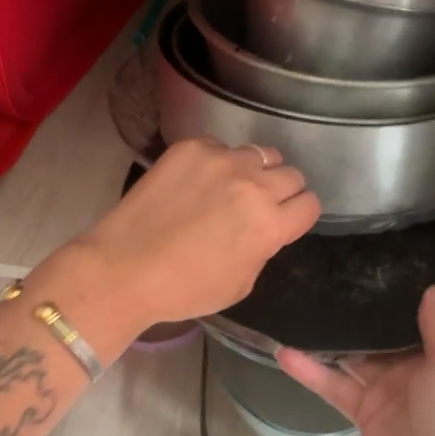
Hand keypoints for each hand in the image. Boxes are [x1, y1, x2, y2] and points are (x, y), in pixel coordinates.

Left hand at [32, 138, 319, 351]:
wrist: (123, 269)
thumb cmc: (185, 289)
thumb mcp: (242, 283)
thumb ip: (264, 249)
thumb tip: (266, 229)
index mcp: (270, 225)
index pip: (311, 204)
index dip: (299, 215)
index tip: (285, 220)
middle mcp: (253, 186)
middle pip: (291, 175)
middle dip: (281, 192)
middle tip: (256, 206)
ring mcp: (222, 161)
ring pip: (260, 154)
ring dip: (253, 171)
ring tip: (229, 187)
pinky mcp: (192, 148)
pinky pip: (221, 146)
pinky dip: (217, 162)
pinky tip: (196, 182)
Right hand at [278, 283, 434, 435]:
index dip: (429, 300)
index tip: (407, 267)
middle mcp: (424, 372)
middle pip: (397, 335)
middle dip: (377, 311)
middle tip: (347, 272)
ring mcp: (392, 391)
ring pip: (361, 357)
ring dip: (339, 337)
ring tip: (310, 300)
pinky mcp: (365, 411)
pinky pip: (336, 385)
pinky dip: (311, 371)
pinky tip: (284, 351)